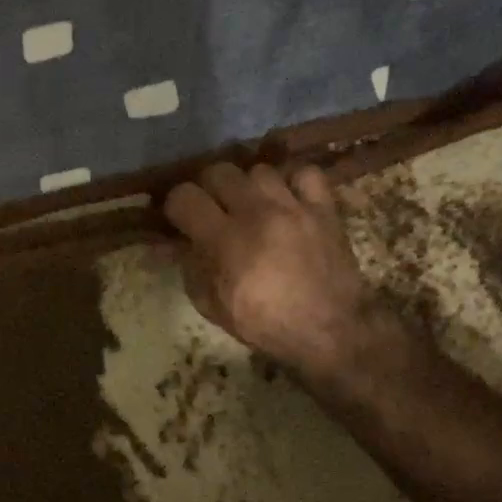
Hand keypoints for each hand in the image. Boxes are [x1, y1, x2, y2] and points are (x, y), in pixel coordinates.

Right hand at [162, 161, 374, 377]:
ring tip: (251, 205)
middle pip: (219, 172)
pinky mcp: (324, 208)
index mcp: (223, 240)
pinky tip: (288, 200)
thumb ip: (189, 267)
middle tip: (212, 208)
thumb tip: (173, 244)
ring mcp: (293, 206)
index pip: (184, 197)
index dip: (175, 206)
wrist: (328, 331)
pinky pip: (305, 174)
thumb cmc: (263, 323)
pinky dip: (293, 182)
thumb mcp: (210, 304)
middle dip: (208, 188)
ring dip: (248, 186)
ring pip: (259, 169)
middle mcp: (256, 213)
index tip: (179, 219)